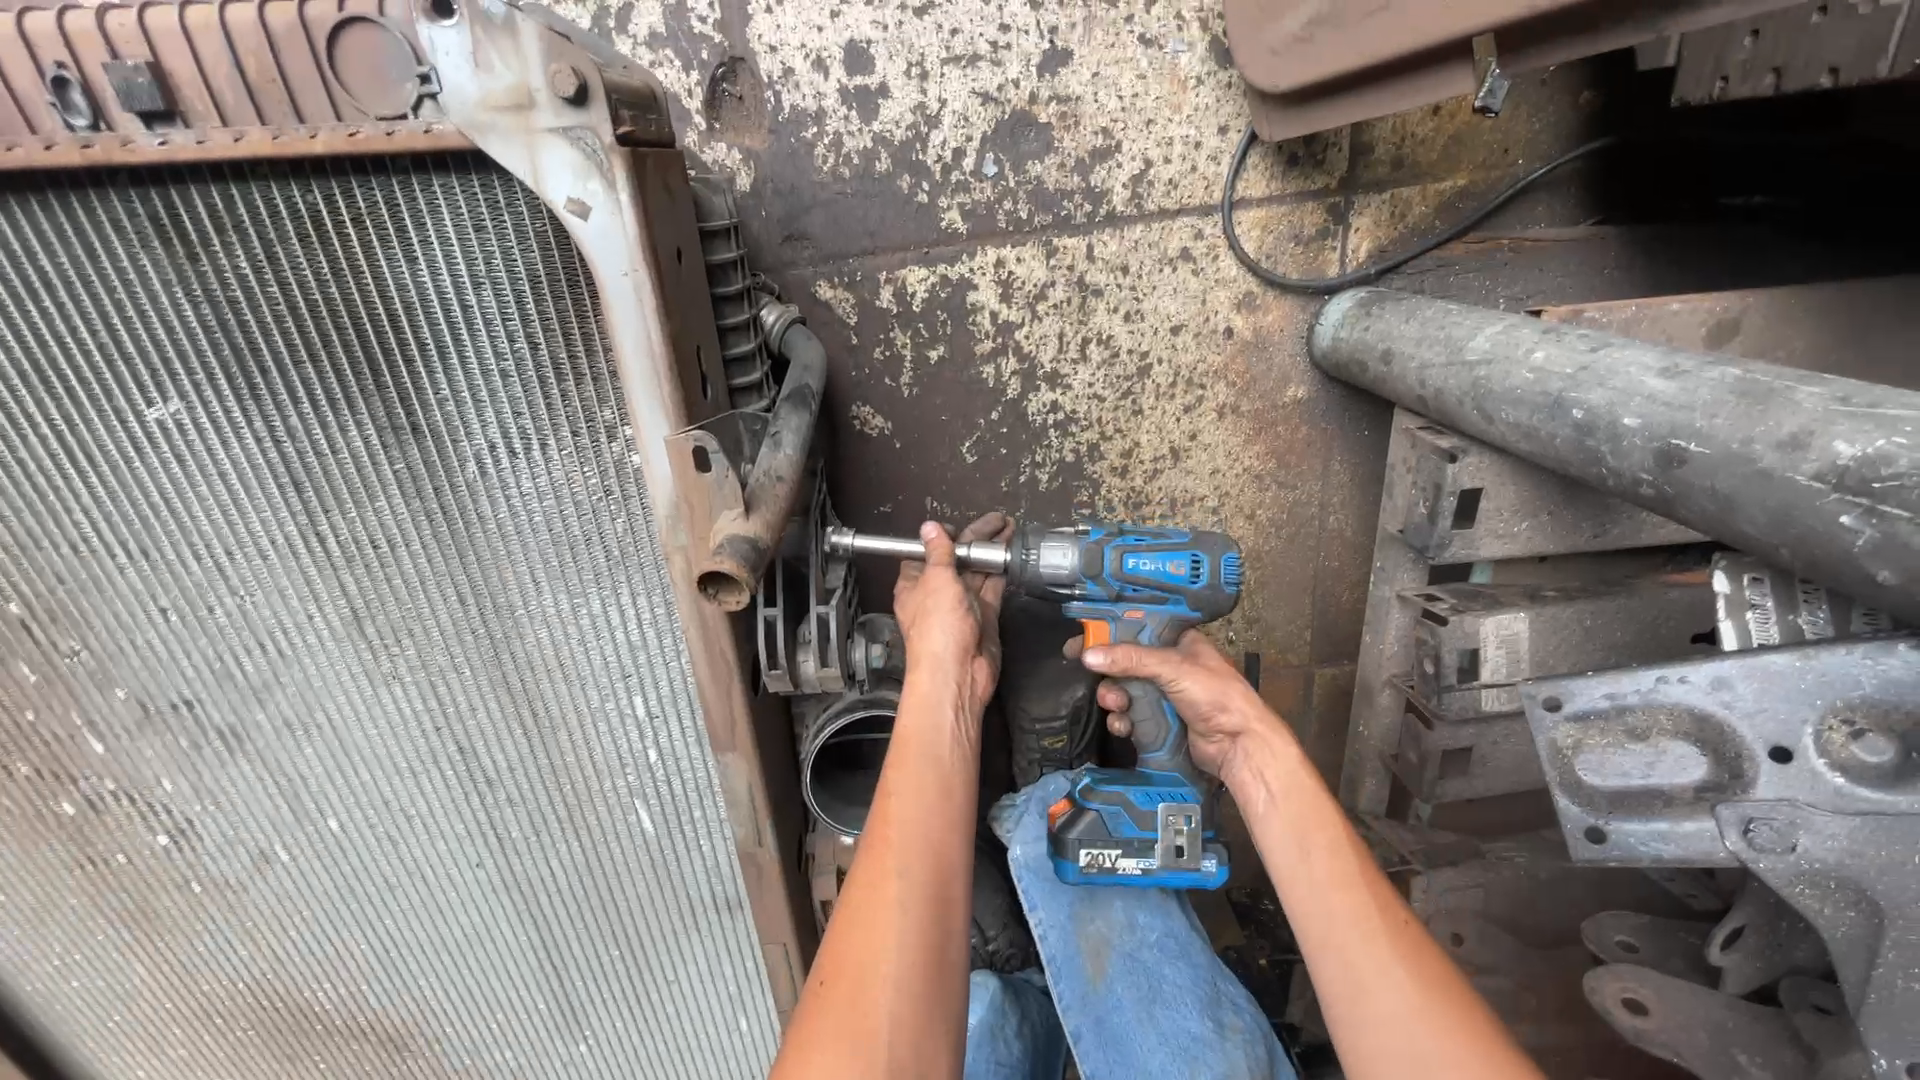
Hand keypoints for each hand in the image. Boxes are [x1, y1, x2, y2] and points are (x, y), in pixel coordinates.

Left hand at [894, 512, 1013, 712]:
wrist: (958, 673)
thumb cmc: (938, 627)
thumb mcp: (936, 580)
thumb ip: (938, 551)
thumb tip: (929, 526)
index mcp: (916, 584)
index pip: (926, 553)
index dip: (942, 537)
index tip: (959, 525)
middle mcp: (938, 593)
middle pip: (957, 559)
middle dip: (976, 539)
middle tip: (999, 520)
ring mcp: (962, 605)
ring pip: (978, 571)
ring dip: (993, 551)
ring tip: (1011, 530)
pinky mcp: (984, 616)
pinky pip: (993, 588)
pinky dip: (1002, 572)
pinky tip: (1013, 555)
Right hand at [1066, 629, 1280, 781]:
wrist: (1239, 746)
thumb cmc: (1217, 697)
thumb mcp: (1174, 668)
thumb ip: (1131, 659)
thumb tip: (1089, 655)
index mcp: (1180, 642)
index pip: (1137, 629)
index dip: (1109, 633)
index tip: (1083, 640)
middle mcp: (1170, 665)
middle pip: (1126, 663)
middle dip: (1109, 672)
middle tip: (1093, 675)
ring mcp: (1165, 695)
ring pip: (1125, 690)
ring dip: (1113, 697)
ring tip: (1115, 706)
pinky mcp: (1160, 721)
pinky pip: (1131, 715)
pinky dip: (1122, 720)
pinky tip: (1123, 726)